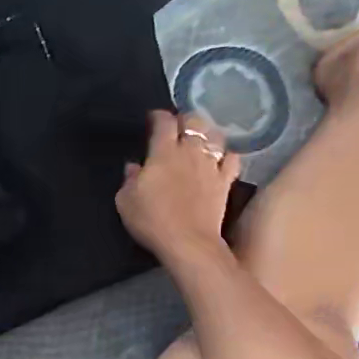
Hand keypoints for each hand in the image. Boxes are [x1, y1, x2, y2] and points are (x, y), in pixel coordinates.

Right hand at [115, 110, 241, 268]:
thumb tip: (134, 166)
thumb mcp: (126, 200)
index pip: (163, 122)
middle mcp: (189, 152)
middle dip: (185, 120)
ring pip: (215, 136)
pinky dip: (227, 155)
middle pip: (194, 122)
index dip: (158, 116)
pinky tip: (220, 159)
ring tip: (200, 140)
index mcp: (162, 153)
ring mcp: (211, 166)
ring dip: (207, 134)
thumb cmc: (151, 220)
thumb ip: (130, 179)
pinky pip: (232, 159)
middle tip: (178, 128)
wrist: (187, 243)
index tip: (153, 119)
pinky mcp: (225, 182)